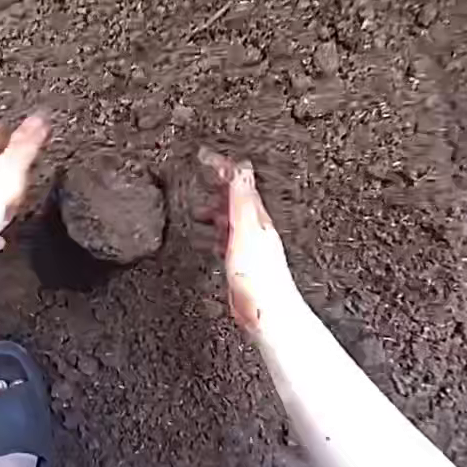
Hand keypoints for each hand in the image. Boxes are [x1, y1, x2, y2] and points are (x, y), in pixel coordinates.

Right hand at [199, 148, 301, 333]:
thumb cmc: (259, 277)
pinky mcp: (243, 261)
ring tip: (200, 205)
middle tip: (200, 174)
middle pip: (236, 197)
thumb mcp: (246, 231)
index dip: (222, 166)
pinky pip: (228, 236)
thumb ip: (242, 200)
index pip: (240, 182)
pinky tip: (213, 235)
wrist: (267, 311)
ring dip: (216, 207)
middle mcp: (256, 228)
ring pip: (232, 217)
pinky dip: (217, 229)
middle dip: (218, 184)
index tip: (205, 155)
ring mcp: (250, 245)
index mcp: (257, 217)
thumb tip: (239, 168)